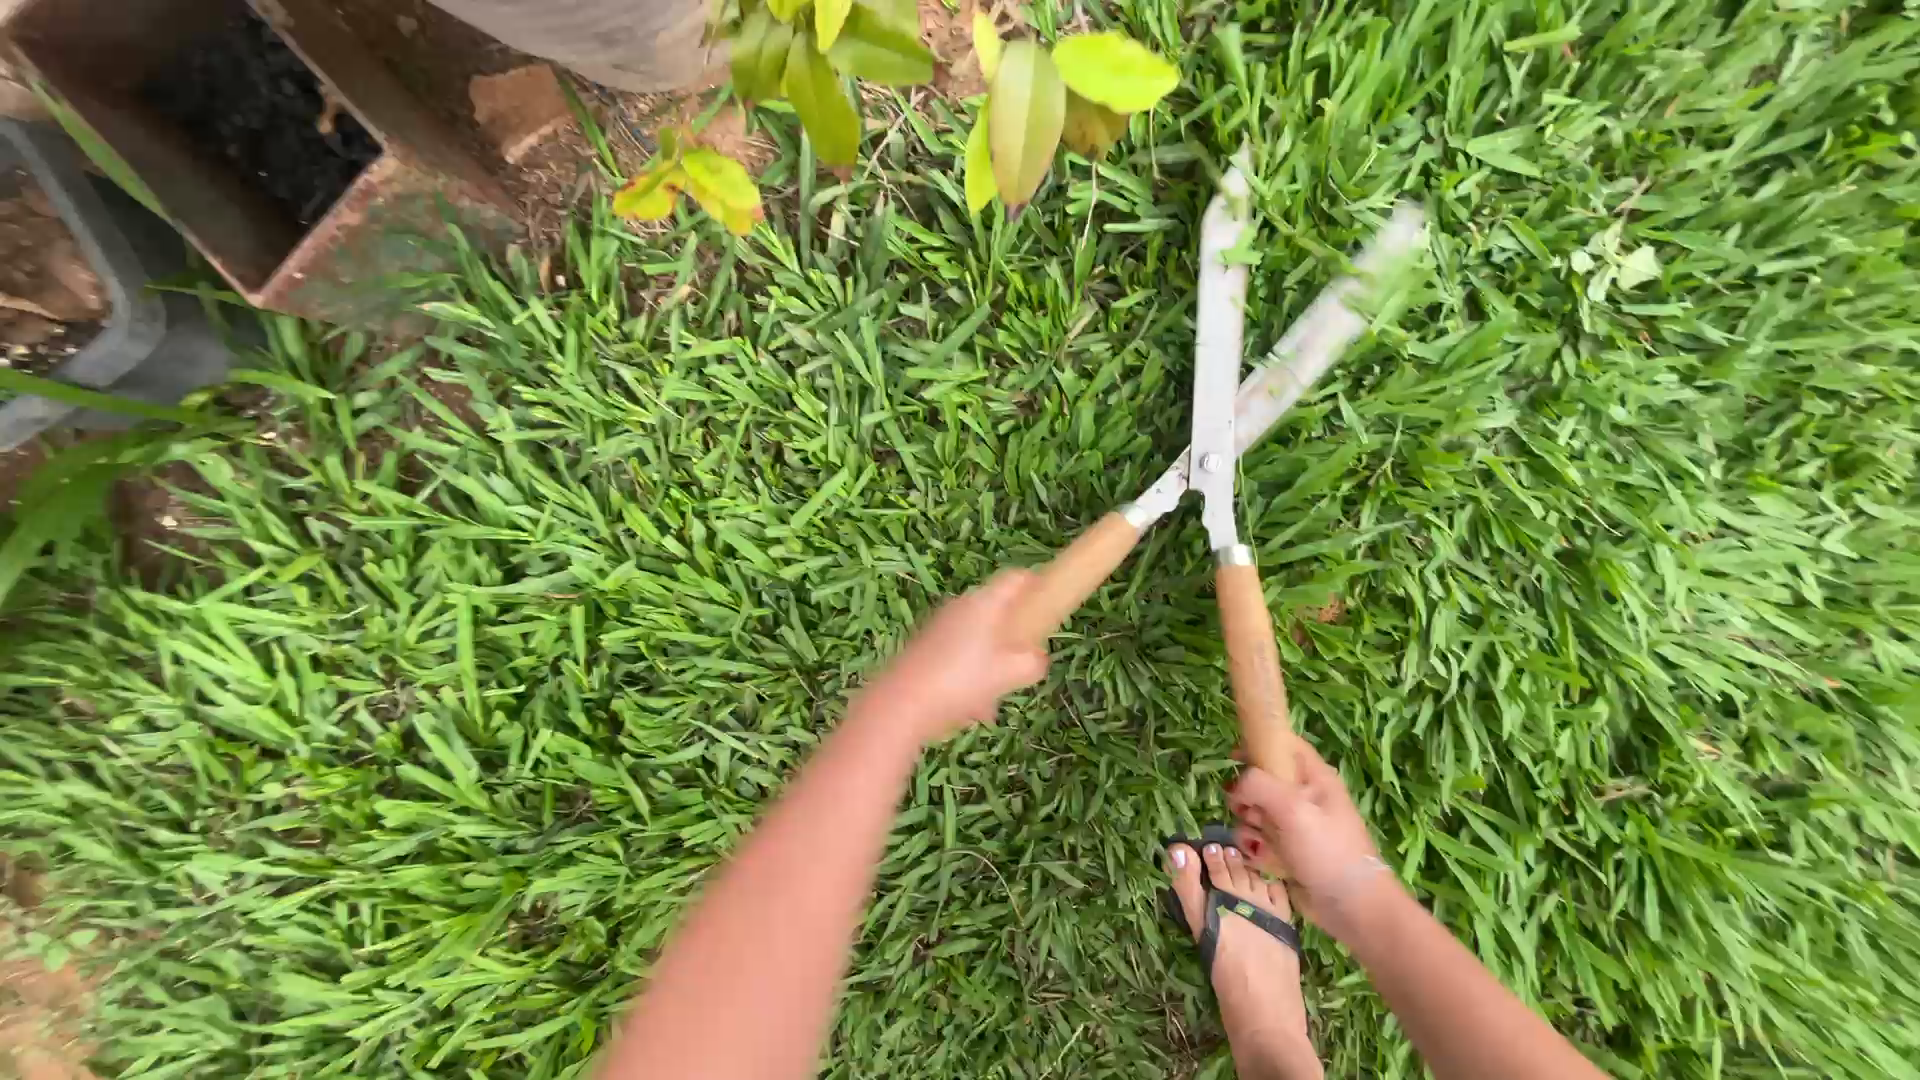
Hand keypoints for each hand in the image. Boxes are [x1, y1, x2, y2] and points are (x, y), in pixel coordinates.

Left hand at [853, 570, 1048, 744]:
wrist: (902, 701)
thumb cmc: (963, 679)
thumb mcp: (1012, 673)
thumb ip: (1033, 662)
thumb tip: (1036, 657)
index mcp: (985, 602)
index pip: (1017, 578)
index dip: (1037, 587)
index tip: (1048, 607)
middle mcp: (960, 606)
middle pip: (997, 613)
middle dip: (1012, 641)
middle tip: (1020, 665)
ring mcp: (939, 626)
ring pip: (977, 640)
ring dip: (989, 667)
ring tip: (990, 702)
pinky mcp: (924, 648)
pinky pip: (957, 657)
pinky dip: (968, 678)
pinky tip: (969, 709)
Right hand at [1227, 738, 1402, 942]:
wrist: (1353, 908)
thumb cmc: (1328, 851)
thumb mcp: (1293, 809)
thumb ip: (1259, 785)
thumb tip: (1236, 787)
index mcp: (1315, 777)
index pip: (1284, 744)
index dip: (1258, 744)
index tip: (1233, 757)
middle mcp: (1304, 796)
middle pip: (1261, 778)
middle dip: (1248, 795)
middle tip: (1251, 811)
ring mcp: (1295, 824)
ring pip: (1254, 809)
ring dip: (1249, 825)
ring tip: (1261, 841)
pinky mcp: (1288, 848)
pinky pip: (1258, 836)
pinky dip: (1256, 846)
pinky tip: (1263, 857)